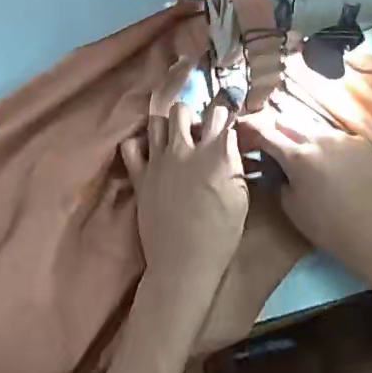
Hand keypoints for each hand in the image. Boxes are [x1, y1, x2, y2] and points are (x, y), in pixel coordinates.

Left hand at [120, 100, 247, 299]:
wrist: (184, 263)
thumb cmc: (220, 233)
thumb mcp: (241, 196)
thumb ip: (233, 162)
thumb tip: (229, 142)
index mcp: (215, 152)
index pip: (218, 113)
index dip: (222, 115)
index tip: (223, 124)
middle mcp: (185, 148)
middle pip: (182, 109)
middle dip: (190, 115)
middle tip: (195, 132)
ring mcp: (159, 160)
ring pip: (156, 121)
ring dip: (166, 126)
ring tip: (173, 139)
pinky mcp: (140, 176)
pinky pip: (130, 146)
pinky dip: (139, 144)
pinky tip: (149, 153)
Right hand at [240, 99, 371, 279]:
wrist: (371, 232)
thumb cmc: (325, 225)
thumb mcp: (289, 204)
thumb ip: (275, 176)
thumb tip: (268, 162)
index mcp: (297, 155)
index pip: (265, 132)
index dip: (251, 130)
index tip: (243, 131)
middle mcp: (319, 138)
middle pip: (288, 121)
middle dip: (276, 129)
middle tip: (271, 143)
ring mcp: (342, 137)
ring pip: (312, 126)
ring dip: (302, 135)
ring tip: (302, 153)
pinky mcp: (360, 141)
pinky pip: (335, 135)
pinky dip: (326, 144)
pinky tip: (330, 162)